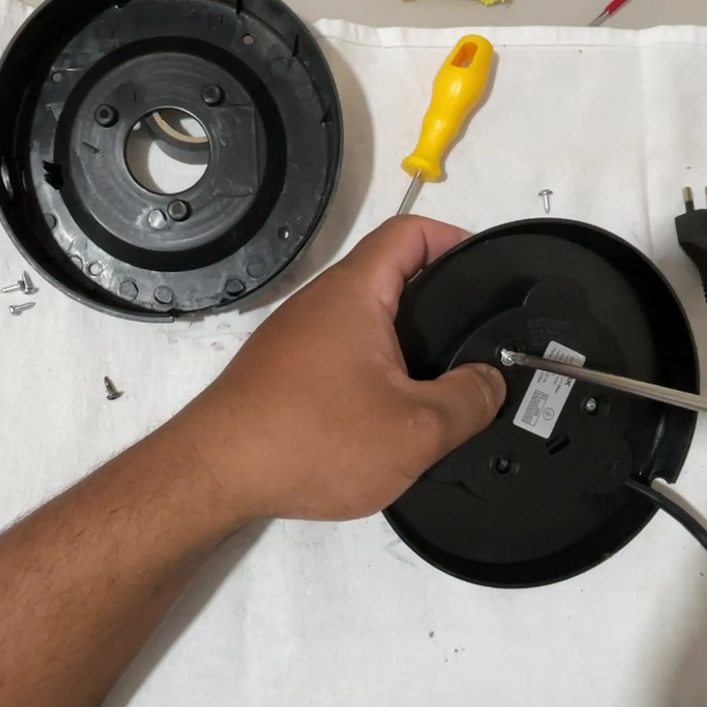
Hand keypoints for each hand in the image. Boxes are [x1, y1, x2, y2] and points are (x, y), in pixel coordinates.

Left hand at [171, 216, 504, 522]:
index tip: (488, 269)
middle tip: (477, 338)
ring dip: (405, 344)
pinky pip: (343, 355)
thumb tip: (489, 382)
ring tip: (443, 381)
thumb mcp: (413, 429)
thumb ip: (468, 401)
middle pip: (390, 278)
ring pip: (366, 323)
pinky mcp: (283, 372)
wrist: (216, 474)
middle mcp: (320, 304)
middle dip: (439, 302)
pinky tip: (391, 411)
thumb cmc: (312, 439)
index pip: (410, 233)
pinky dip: (375, 370)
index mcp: (354, 293)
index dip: (456, 238)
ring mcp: (296, 338)